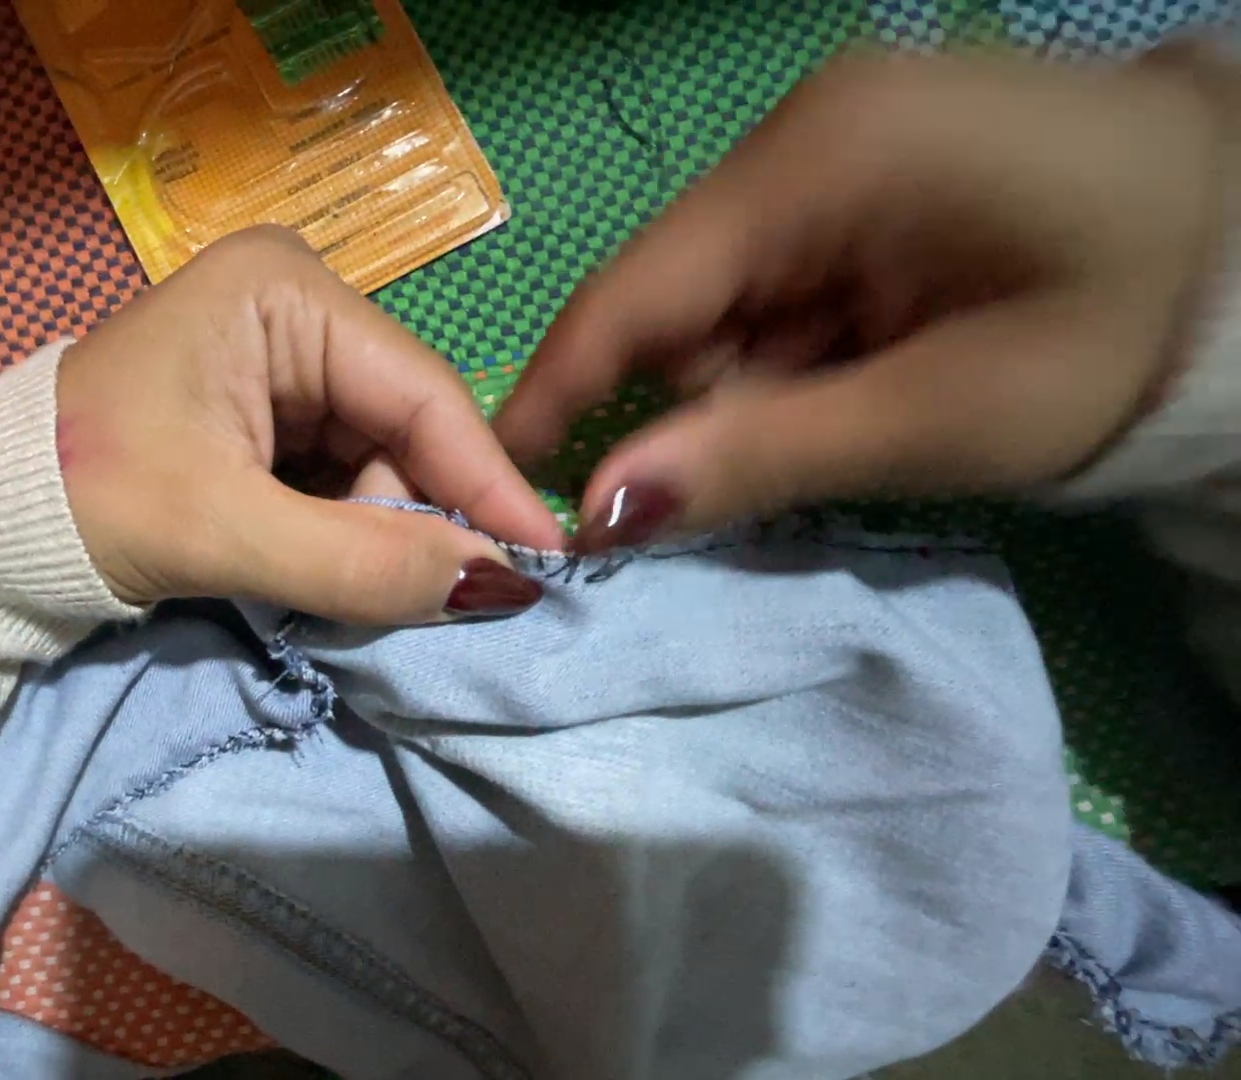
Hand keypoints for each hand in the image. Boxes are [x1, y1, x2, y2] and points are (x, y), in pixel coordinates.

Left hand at [56, 226, 564, 623]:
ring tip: (307, 571)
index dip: (486, 481)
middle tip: (400, 592)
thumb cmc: (87, 497)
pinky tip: (304, 553)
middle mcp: (293, 309)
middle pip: (403, 427)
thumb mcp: (225, 532)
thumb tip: (498, 587)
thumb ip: (361, 562)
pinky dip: (340, 525)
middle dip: (409, 515)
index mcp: (283, 293)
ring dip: (369, 527)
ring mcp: (279, 358)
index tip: (544, 560)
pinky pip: (338, 472)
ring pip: (376, 458)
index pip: (420, 392)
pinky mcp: (266, 406)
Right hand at [493, 50, 1229, 549]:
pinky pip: (745, 288)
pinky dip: (772, 350)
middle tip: (793, 439)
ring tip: (849, 393)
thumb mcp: (935, 420)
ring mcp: (811, 153)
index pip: (629, 295)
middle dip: (694, 393)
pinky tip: (852, 358)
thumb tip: (599, 512)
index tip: (498, 469)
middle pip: (661, 302)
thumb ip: (751, 460)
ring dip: (741, 377)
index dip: (555, 390)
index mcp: (816, 165)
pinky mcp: (831, 179)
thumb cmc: (1134, 331)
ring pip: (699, 304)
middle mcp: (791, 140)